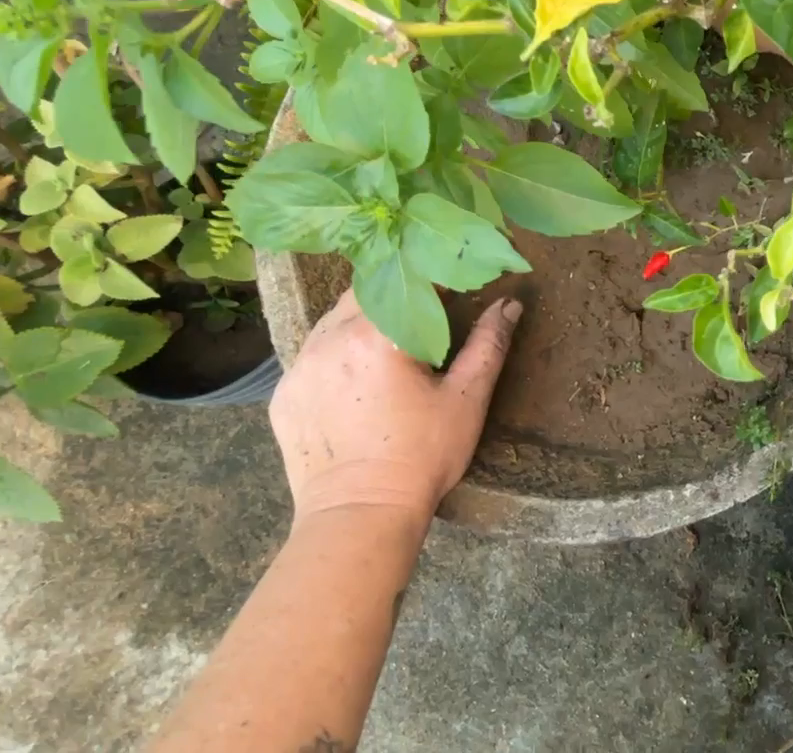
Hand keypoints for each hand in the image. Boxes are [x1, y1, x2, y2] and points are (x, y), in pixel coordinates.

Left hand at [268, 290, 522, 525]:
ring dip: (364, 322)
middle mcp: (328, 342)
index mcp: (375, 336)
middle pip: (362, 295)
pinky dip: (339, 353)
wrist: (360, 515)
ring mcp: (298, 370)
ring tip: (394, 341)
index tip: (452, 282)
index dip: (429, 277)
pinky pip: (313, 356)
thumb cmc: (424, 454)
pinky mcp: (284, 396)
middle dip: (395, 295)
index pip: (402, 283)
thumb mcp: (468, 397)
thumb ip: (488, 343)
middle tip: (427, 309)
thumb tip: (508, 304)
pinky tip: (362, 376)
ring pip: (333, 322)